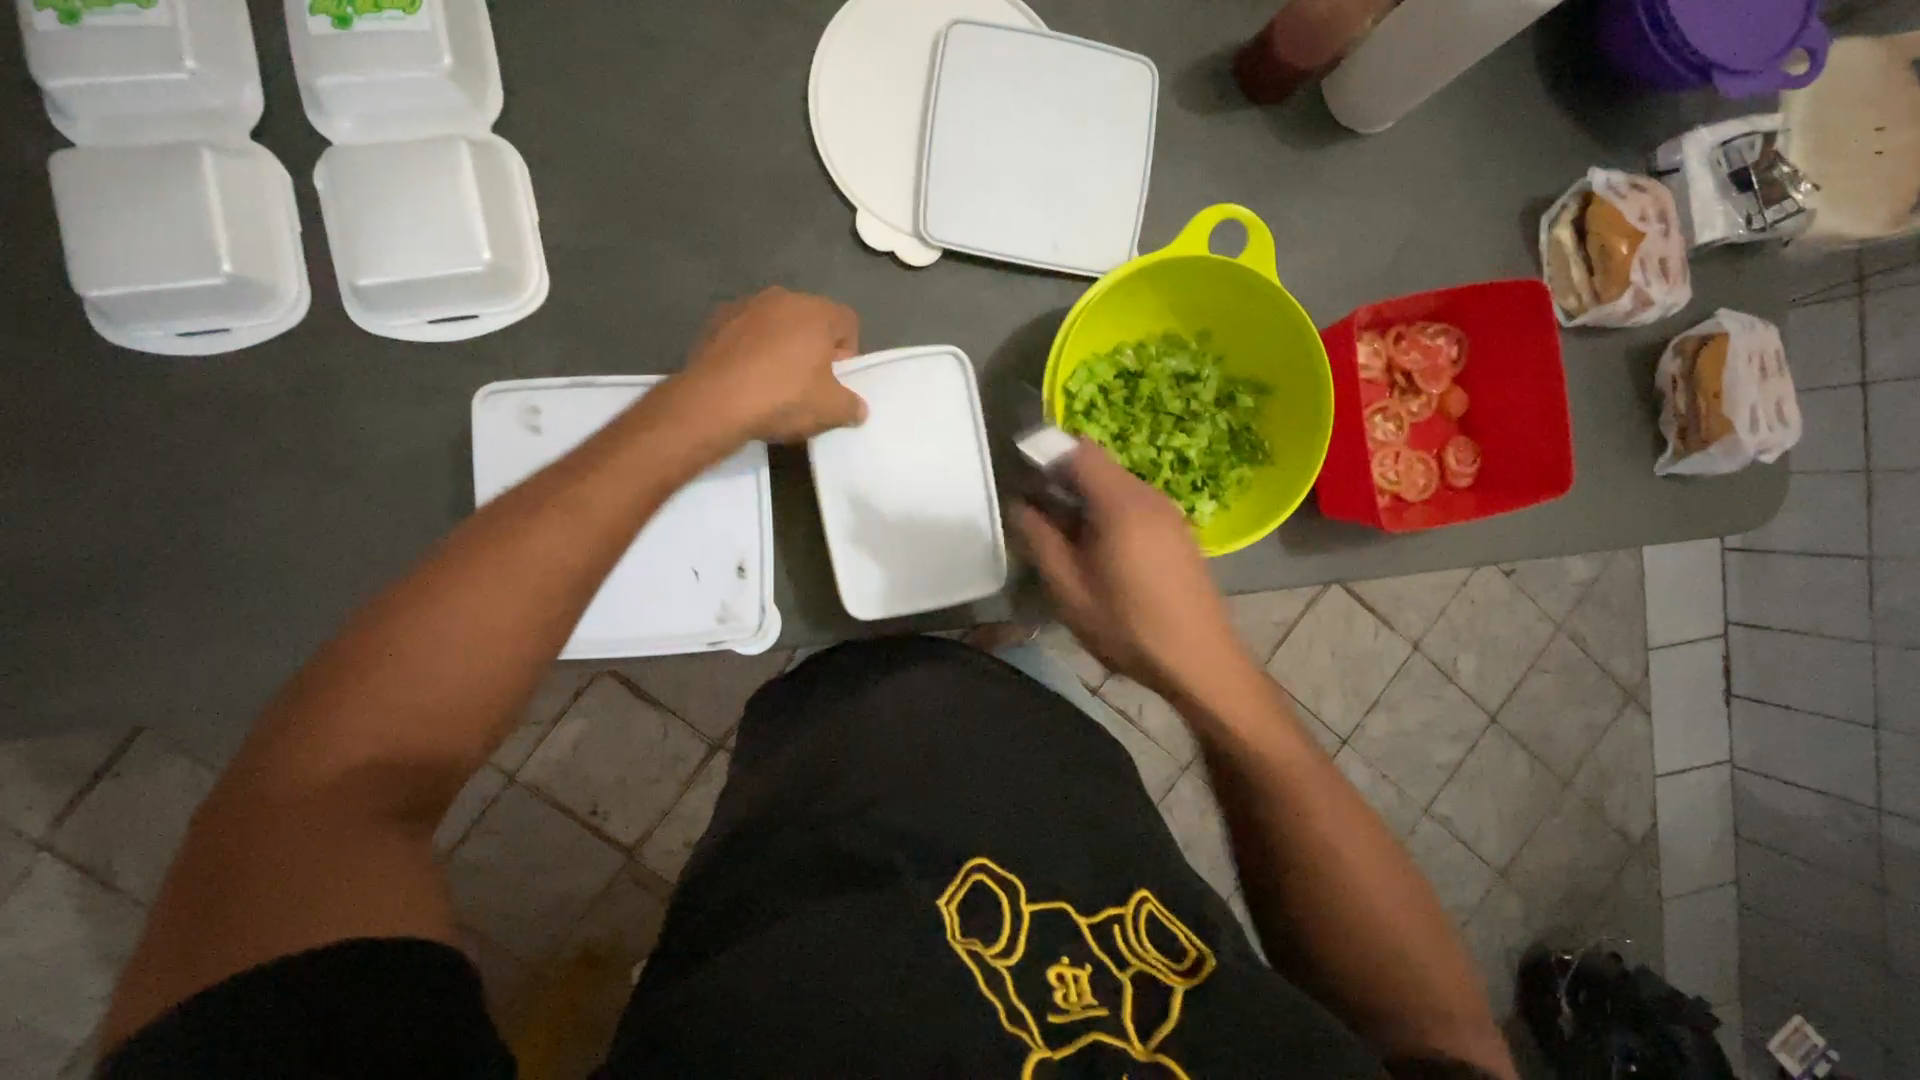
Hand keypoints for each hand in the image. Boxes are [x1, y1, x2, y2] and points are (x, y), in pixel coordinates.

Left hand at [678, 288, 867, 443]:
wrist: (713, 403)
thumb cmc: (783, 398)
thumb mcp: (829, 410)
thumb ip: (851, 406)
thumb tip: (858, 409)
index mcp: (816, 311)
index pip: (848, 322)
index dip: (847, 354)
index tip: (835, 380)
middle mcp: (782, 297)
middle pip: (810, 320)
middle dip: (813, 348)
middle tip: (807, 383)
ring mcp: (744, 305)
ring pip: (775, 325)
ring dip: (779, 347)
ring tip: (771, 382)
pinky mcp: (714, 321)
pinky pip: (744, 333)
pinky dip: (749, 350)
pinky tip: (744, 379)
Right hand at [1015, 442, 1250, 700]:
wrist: (1200, 661)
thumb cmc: (1129, 627)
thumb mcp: (1069, 590)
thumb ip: (1039, 540)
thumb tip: (1020, 506)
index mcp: (1121, 503)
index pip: (1078, 450)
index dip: (1045, 456)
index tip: (1022, 481)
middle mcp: (1149, 496)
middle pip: (1098, 466)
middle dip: (1062, 482)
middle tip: (1036, 517)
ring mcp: (1169, 513)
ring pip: (1116, 487)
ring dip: (1085, 502)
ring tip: (1063, 541)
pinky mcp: (1178, 532)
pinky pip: (1134, 506)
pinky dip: (1109, 515)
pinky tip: (1098, 554)